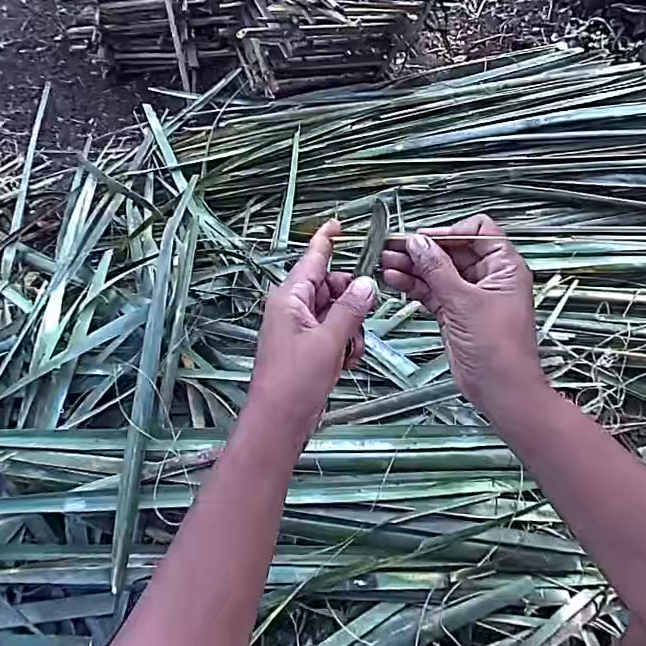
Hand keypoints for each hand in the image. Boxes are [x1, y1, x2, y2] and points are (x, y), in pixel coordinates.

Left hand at [245, 219, 377, 430]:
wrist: (280, 421)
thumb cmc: (294, 381)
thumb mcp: (329, 341)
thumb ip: (350, 309)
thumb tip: (366, 283)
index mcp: (290, 297)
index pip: (312, 258)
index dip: (327, 240)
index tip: (338, 224)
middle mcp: (293, 307)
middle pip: (332, 286)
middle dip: (351, 301)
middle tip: (362, 317)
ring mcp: (299, 327)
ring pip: (337, 311)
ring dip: (350, 328)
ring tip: (347, 351)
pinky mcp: (307, 346)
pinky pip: (334, 332)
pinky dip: (344, 343)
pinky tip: (343, 362)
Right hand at [380, 214, 548, 412]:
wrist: (501, 390)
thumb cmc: (501, 351)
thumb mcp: (464, 302)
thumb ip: (437, 269)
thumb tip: (419, 244)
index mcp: (504, 267)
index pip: (477, 232)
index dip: (449, 232)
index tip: (423, 238)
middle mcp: (489, 278)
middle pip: (452, 250)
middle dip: (423, 249)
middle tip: (395, 247)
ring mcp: (471, 296)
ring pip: (438, 271)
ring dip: (413, 266)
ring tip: (387, 261)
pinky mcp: (455, 313)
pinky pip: (432, 291)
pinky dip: (414, 285)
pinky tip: (395, 279)